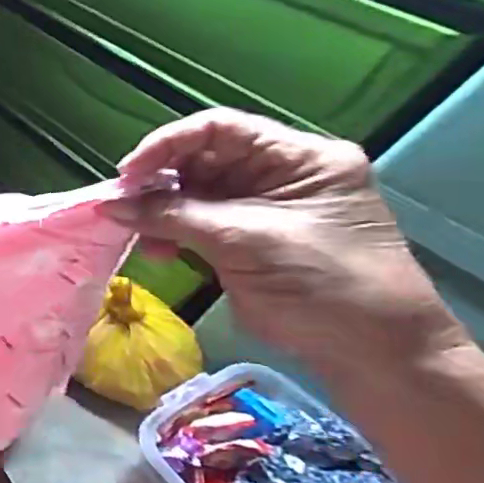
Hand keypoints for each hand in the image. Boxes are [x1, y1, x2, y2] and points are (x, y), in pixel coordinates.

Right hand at [108, 109, 464, 373]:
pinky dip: (170, 233)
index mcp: (298, 157)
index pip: (219, 129)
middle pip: (201, 159)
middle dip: (158, 181)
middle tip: (123, 206)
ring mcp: (260, 207)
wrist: (373, 354)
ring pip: (191, 192)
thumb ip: (174, 217)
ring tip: (140, 237)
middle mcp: (277, 173)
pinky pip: (194, 223)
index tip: (128, 174)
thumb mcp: (246, 241)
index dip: (167, 144)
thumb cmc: (324, 284)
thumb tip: (110, 204)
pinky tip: (157, 251)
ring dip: (160, 211)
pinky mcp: (244, 238)